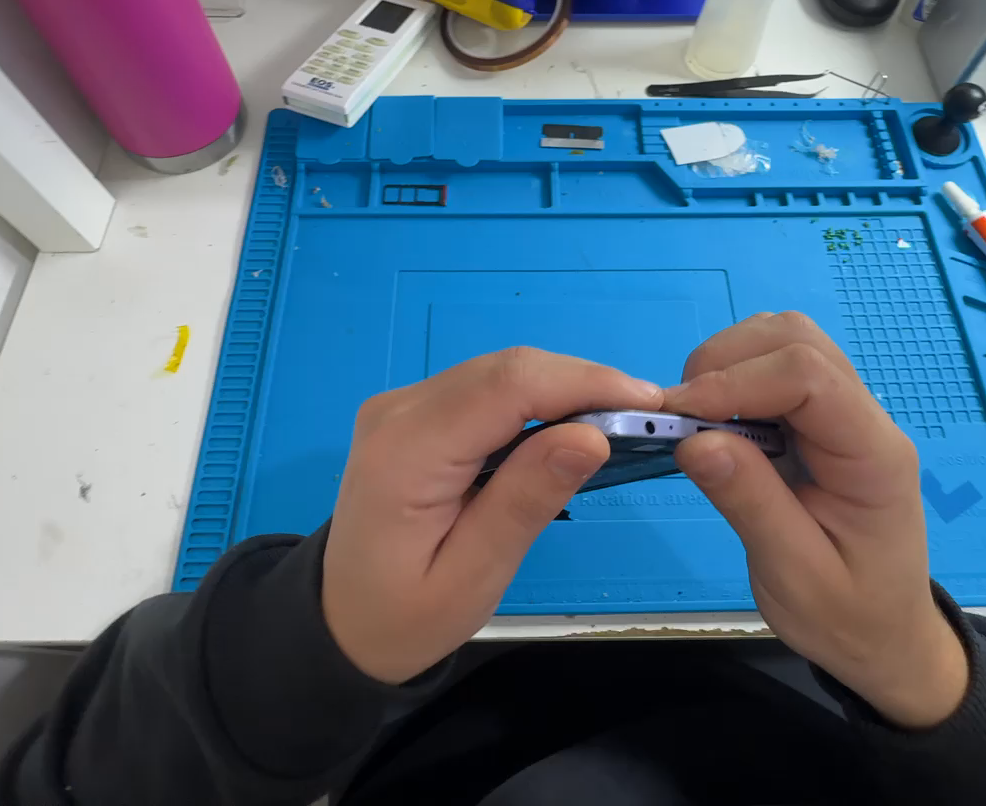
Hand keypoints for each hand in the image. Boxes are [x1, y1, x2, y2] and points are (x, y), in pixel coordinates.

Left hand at [323, 348, 661, 683]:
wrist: (338, 615)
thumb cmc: (404, 615)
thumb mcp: (471, 577)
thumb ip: (526, 501)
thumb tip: (592, 434)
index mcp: (405, 450)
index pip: (506, 387)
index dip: (582, 382)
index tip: (647, 402)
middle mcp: (400, 408)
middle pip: (506, 368)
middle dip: (582, 381)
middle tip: (646, 413)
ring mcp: (404, 402)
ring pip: (501, 370)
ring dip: (564, 386)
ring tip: (619, 417)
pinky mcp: (416, 407)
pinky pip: (487, 385)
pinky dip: (537, 396)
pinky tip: (570, 421)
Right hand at [665, 313, 967, 728]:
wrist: (884, 637)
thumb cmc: (846, 616)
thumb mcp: (795, 576)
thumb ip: (750, 503)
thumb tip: (693, 439)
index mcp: (872, 455)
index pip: (808, 376)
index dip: (735, 382)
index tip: (678, 416)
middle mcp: (863, 416)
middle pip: (796, 338)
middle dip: (726, 359)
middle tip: (682, 412)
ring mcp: (843, 409)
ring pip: (785, 338)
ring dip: (728, 360)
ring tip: (696, 413)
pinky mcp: (817, 415)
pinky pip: (775, 362)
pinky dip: (733, 372)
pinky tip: (716, 415)